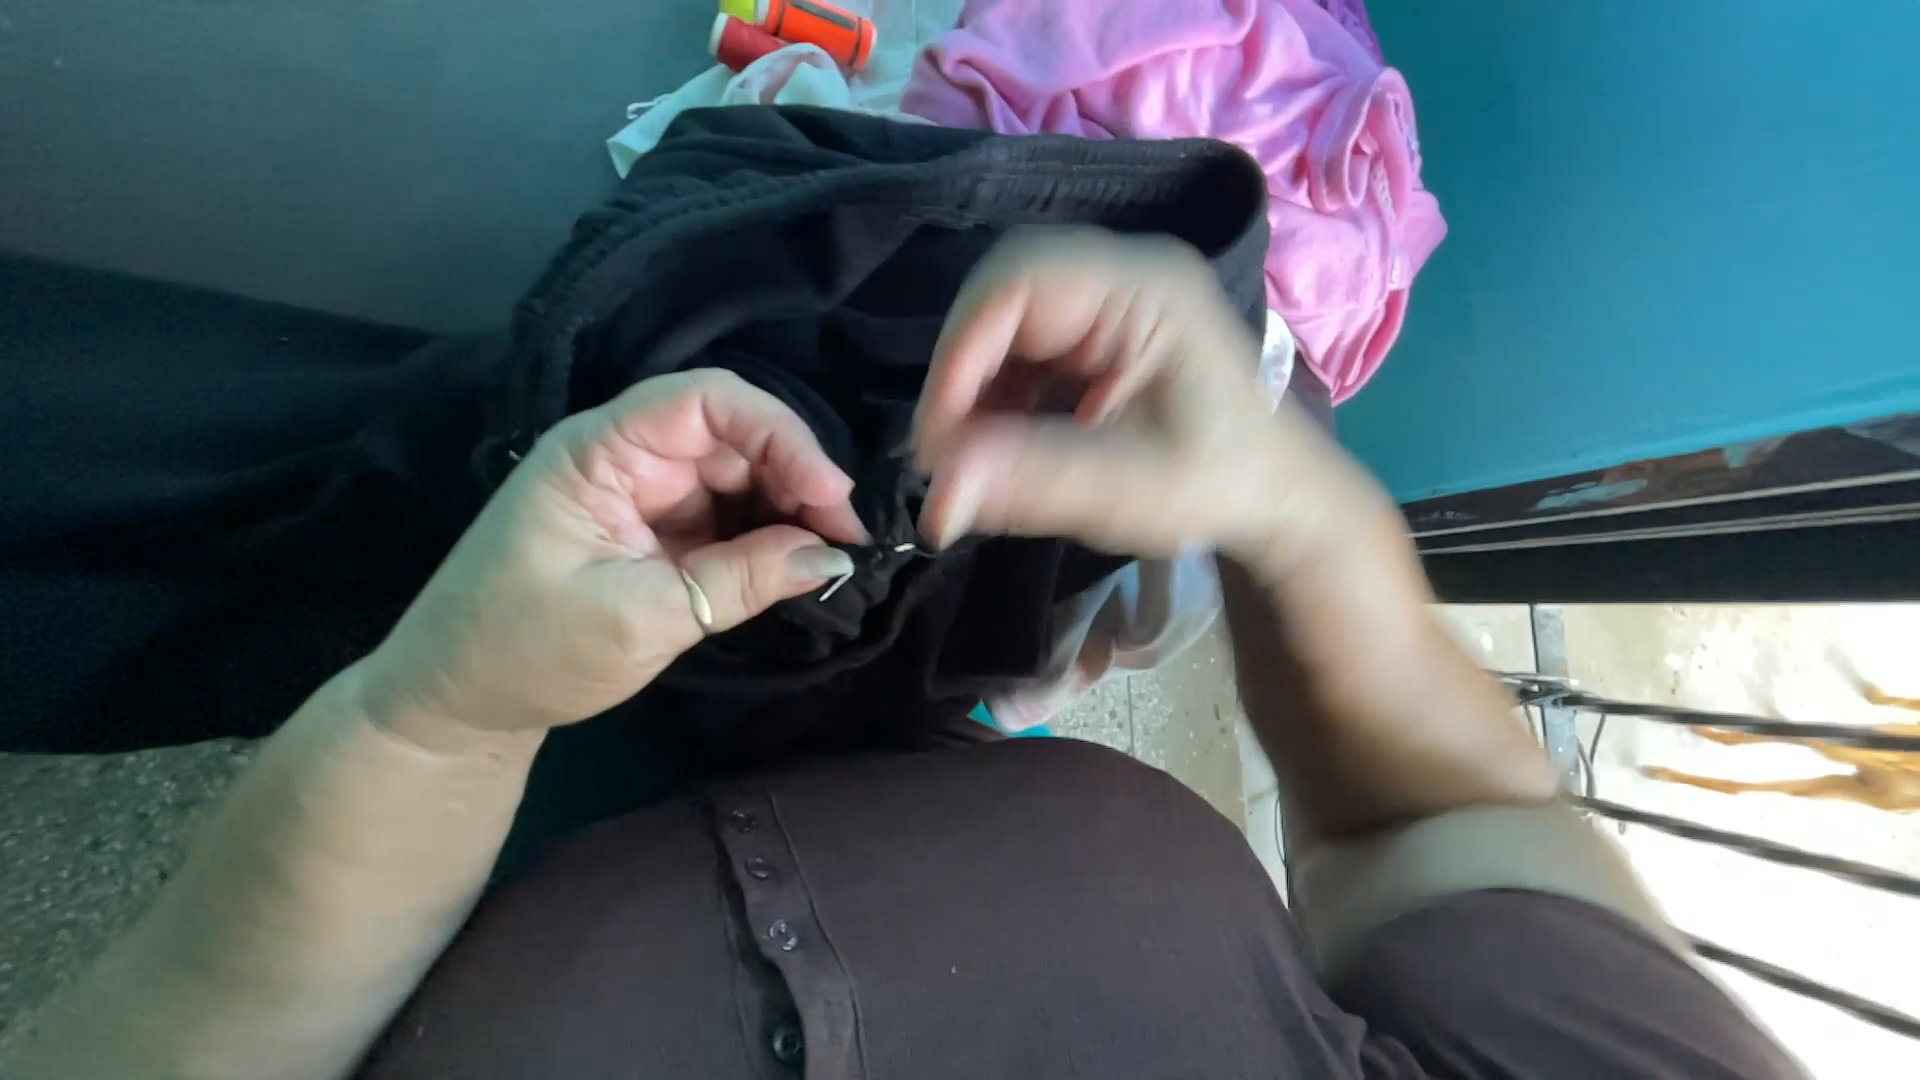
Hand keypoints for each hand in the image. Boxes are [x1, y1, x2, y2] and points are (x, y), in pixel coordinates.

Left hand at [359, 369, 865, 746]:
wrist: (462, 702)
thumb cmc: (526, 652)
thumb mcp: (640, 619)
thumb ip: (740, 581)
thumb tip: (832, 556)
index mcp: (602, 451)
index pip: (705, 401)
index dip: (779, 434)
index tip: (830, 495)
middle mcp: (630, 457)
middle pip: (736, 436)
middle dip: (799, 477)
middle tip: (845, 539)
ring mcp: (650, 493)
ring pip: (743, 475)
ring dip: (793, 509)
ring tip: (831, 554)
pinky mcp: (665, 530)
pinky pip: (734, 516)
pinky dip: (773, 536)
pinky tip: (800, 561)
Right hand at [911, 227, 1398, 572]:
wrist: (1274, 497)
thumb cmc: (1220, 487)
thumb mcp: (1128, 491)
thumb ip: (1032, 485)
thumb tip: (935, 496)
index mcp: (1146, 290)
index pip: (1020, 280)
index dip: (961, 350)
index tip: (938, 434)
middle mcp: (1123, 279)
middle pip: (1003, 295)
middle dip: (962, 373)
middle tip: (944, 451)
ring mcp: (1110, 306)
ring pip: (1004, 325)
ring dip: (974, 390)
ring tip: (968, 457)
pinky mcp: (1098, 337)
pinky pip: (1022, 351)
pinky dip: (996, 399)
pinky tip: (998, 446)